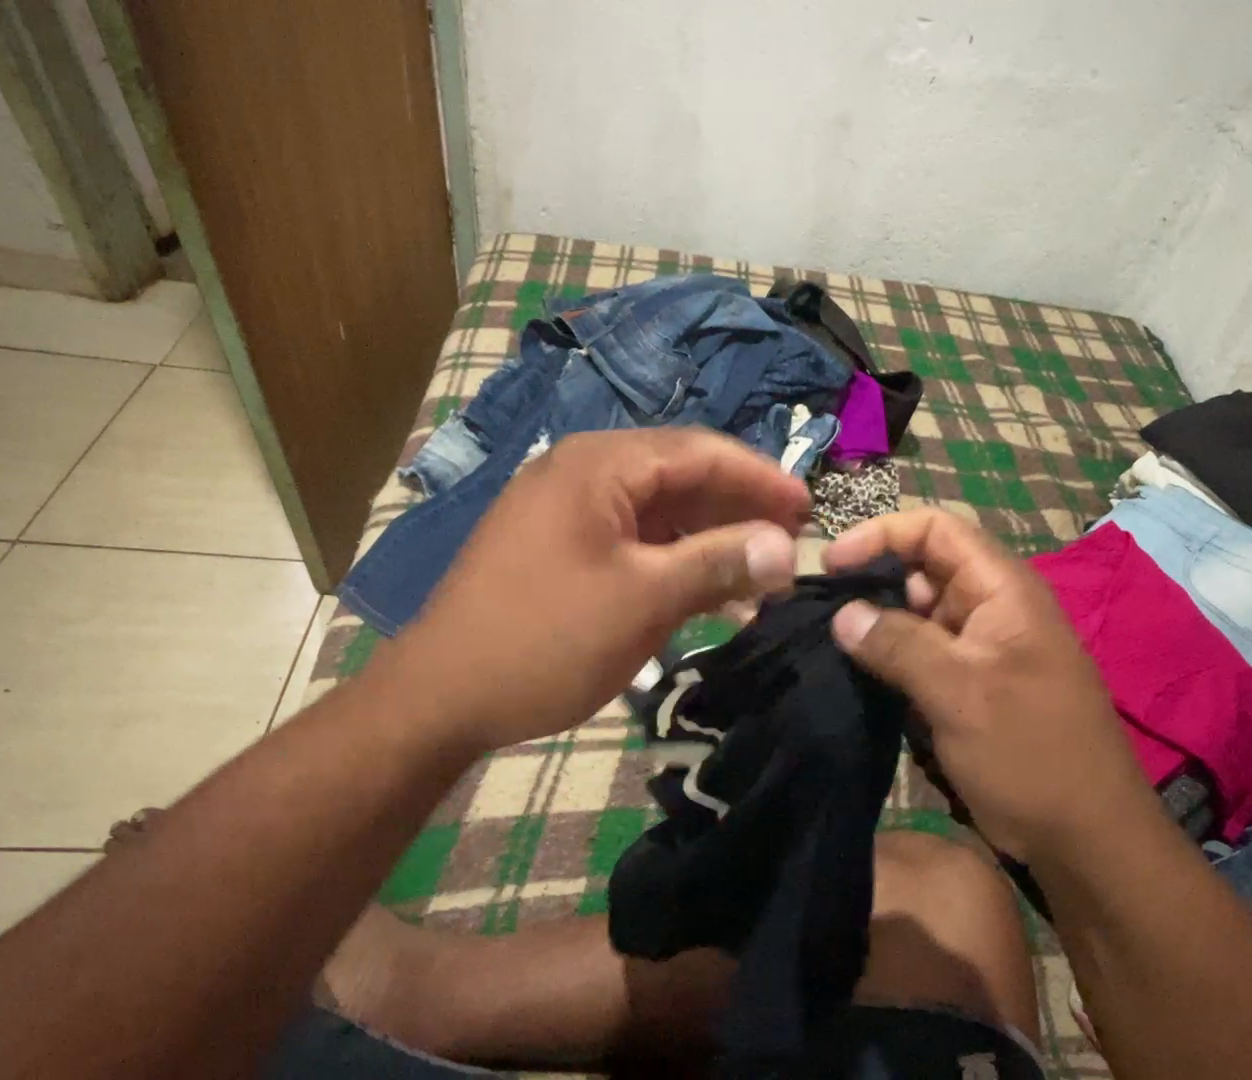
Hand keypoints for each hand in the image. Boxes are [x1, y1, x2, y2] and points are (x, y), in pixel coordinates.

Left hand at [386, 428, 807, 753]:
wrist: (441, 697)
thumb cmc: (545, 638)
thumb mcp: (642, 600)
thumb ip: (718, 564)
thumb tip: (787, 547)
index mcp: (598, 465)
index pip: (700, 451)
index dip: (761, 477)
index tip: (810, 510)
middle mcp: (581, 474)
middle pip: (680, 477)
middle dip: (738, 510)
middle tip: (791, 546)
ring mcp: (567, 513)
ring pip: (658, 513)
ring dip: (709, 541)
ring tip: (760, 576)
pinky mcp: (560, 550)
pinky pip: (632, 542)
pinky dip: (673, 563)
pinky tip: (709, 594)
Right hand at [825, 509, 1153, 860]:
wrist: (1085, 837)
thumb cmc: (1029, 752)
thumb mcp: (959, 691)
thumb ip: (898, 644)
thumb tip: (841, 614)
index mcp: (1003, 590)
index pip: (936, 529)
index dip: (881, 534)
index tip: (831, 564)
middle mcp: (993, 609)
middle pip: (922, 569)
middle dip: (872, 581)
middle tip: (821, 612)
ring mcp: (983, 650)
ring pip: (918, 615)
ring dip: (877, 624)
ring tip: (829, 645)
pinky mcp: (971, 687)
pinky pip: (923, 656)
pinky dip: (890, 659)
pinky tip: (857, 676)